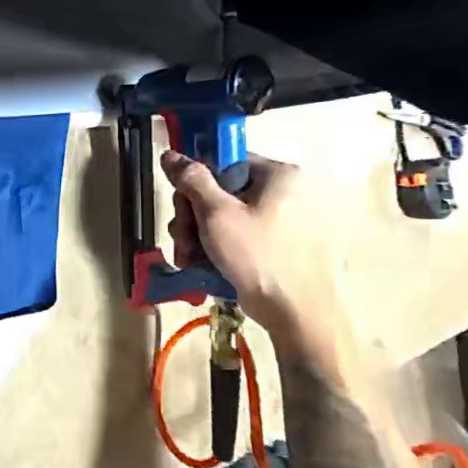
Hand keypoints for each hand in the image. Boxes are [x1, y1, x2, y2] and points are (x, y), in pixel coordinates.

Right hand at [160, 150, 337, 333]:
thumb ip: (191, 180)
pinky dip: (219, 249)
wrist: (297, 314)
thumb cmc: (257, 255)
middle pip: (221, 192)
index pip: (225, 162)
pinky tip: (203, 267)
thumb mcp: (216, 214)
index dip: (197, 183)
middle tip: (182, 241)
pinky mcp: (279, 247)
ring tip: (189, 259)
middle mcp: (285, 192)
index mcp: (279, 175)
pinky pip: (241, 237)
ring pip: (226, 218)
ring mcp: (284, 222)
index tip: (181, 206)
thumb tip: (170, 153)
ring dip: (199, 236)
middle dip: (193, 218)